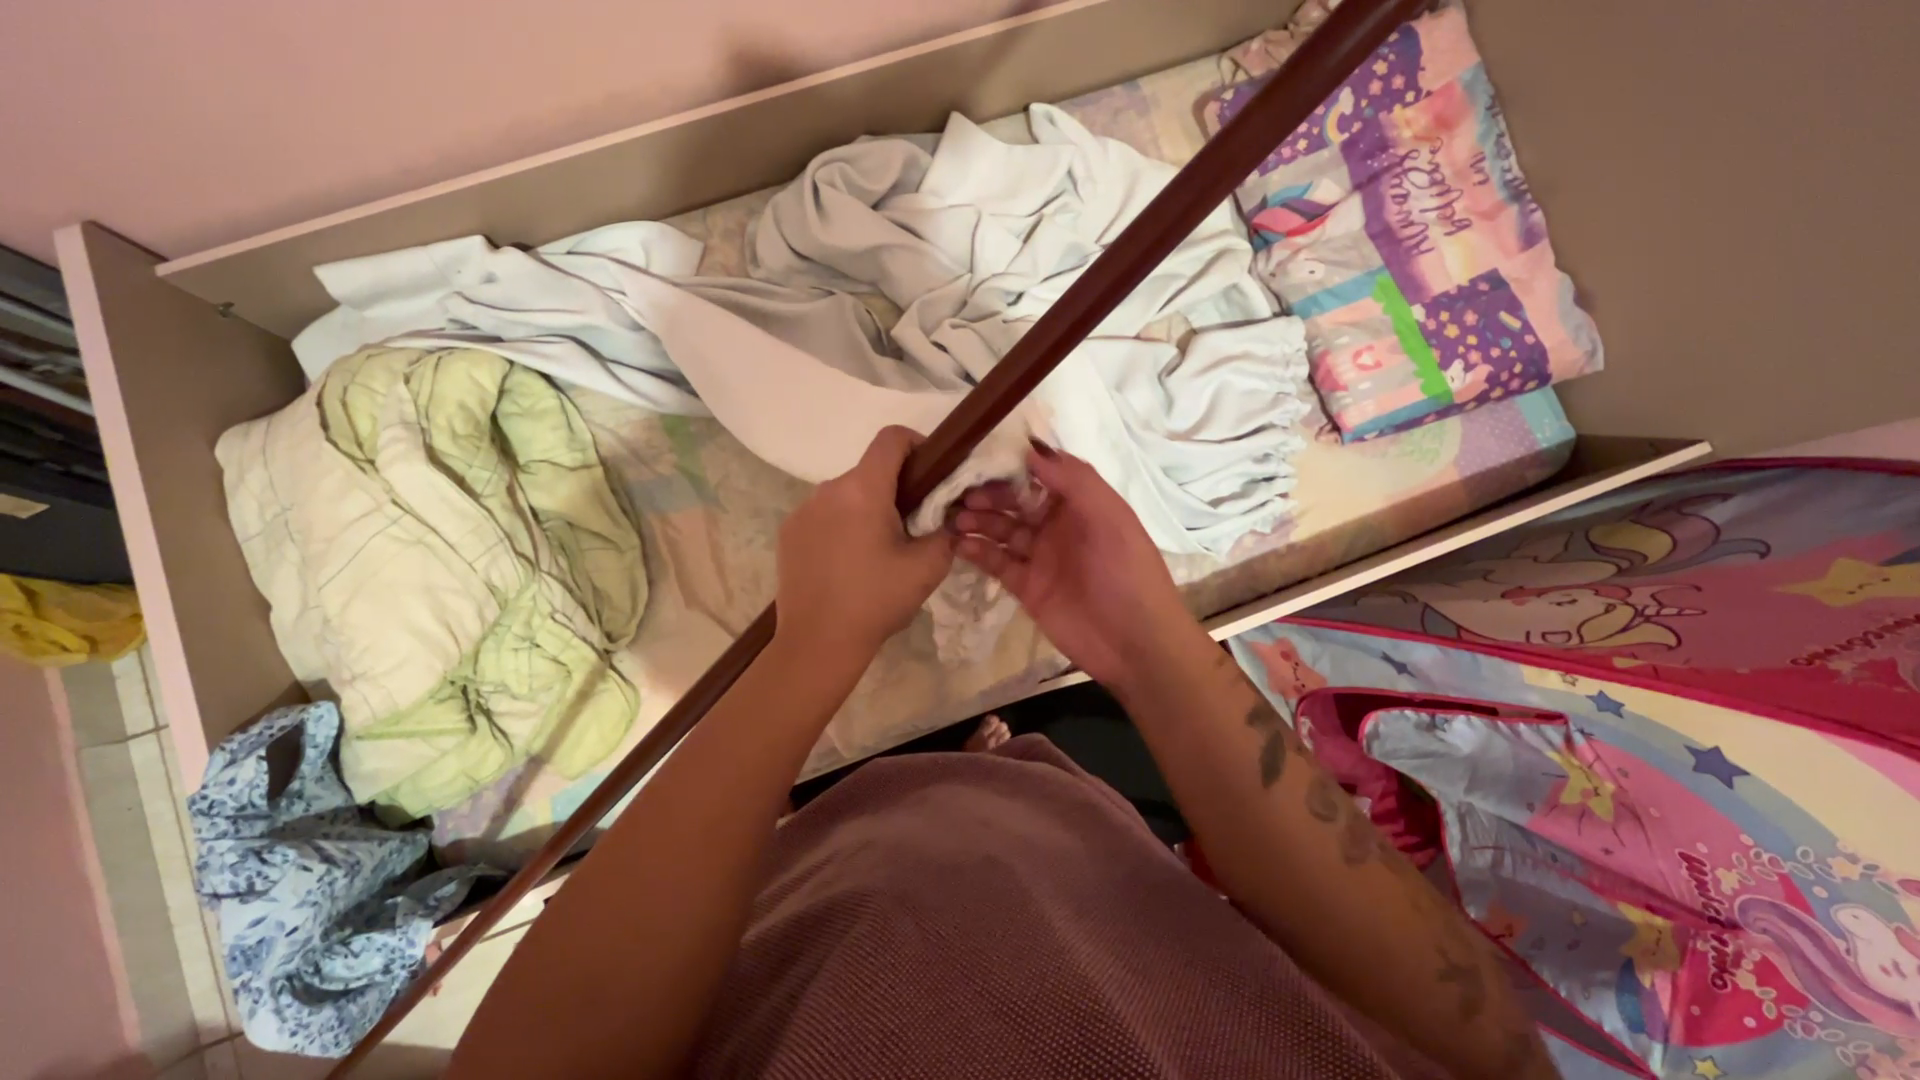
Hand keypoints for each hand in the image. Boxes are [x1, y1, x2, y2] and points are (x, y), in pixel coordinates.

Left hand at [776, 426, 954, 662]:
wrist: (818, 643)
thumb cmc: (876, 602)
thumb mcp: (927, 568)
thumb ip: (946, 531)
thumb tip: (946, 515)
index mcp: (863, 490)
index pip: (892, 438)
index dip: (918, 444)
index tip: (931, 474)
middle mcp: (828, 489)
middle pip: (870, 472)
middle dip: (894, 490)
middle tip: (911, 529)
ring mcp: (803, 510)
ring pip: (846, 496)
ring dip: (865, 510)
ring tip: (876, 553)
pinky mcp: (788, 532)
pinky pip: (823, 516)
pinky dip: (840, 528)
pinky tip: (847, 565)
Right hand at [951, 441, 1195, 686]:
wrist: (1134, 644)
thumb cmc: (1127, 573)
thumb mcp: (1110, 518)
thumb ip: (1074, 480)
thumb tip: (1030, 449)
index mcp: (1082, 504)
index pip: (1041, 474)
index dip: (1012, 465)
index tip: (981, 457)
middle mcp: (1058, 525)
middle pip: (1015, 501)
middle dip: (989, 494)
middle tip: (963, 495)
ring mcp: (1041, 557)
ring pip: (1002, 530)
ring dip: (978, 521)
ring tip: (955, 519)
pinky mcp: (1027, 587)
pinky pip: (997, 563)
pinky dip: (977, 551)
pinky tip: (959, 544)